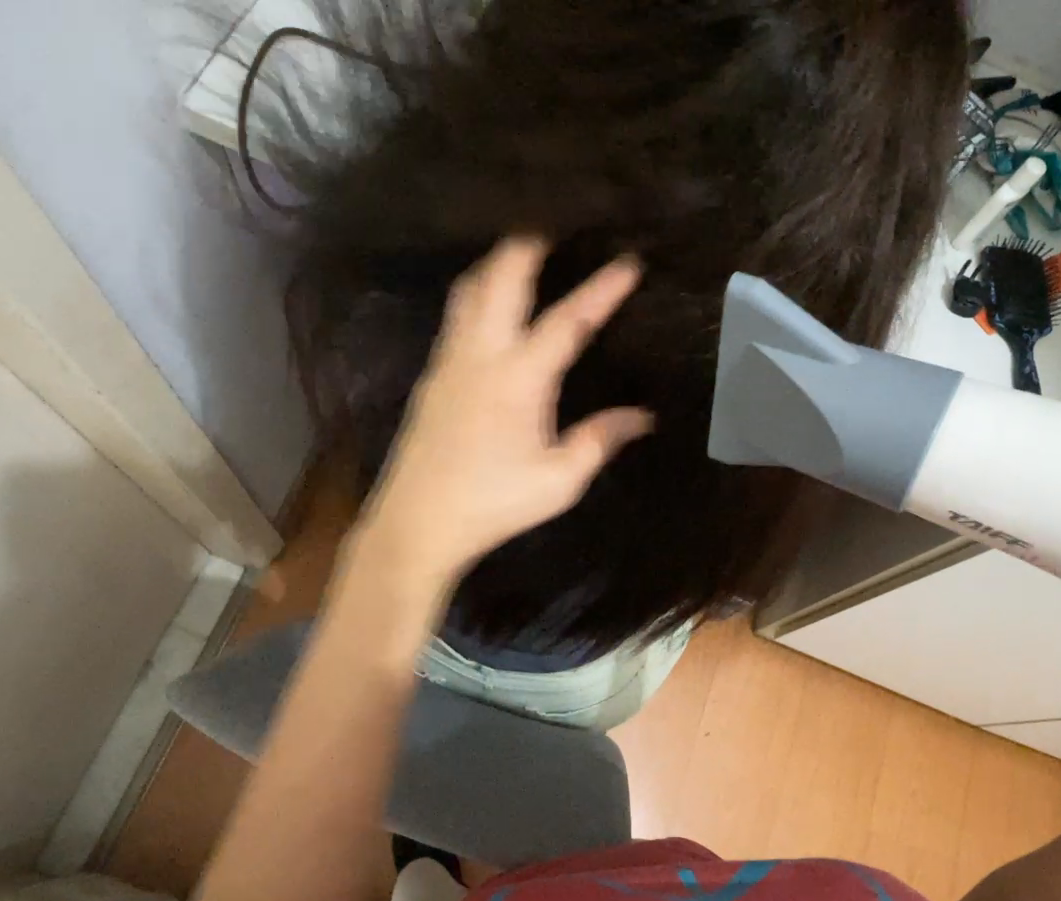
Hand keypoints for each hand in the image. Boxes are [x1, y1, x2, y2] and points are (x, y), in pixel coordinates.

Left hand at [353, 237, 652, 585]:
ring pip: (471, 287)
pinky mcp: (432, 373)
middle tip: (559, 218)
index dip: (602, 289)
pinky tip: (491, 301)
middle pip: (502, 274)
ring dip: (499, 260)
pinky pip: (456, 313)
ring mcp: (449, 359)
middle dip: (531, 239)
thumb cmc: (492, 503)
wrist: (417, 521)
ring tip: (525, 248)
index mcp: (519, 378)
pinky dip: (478, 290)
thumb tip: (643, 417)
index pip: (568, 320)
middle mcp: (480, 353)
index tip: (630, 261)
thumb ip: (600, 440)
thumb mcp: (559, 480)